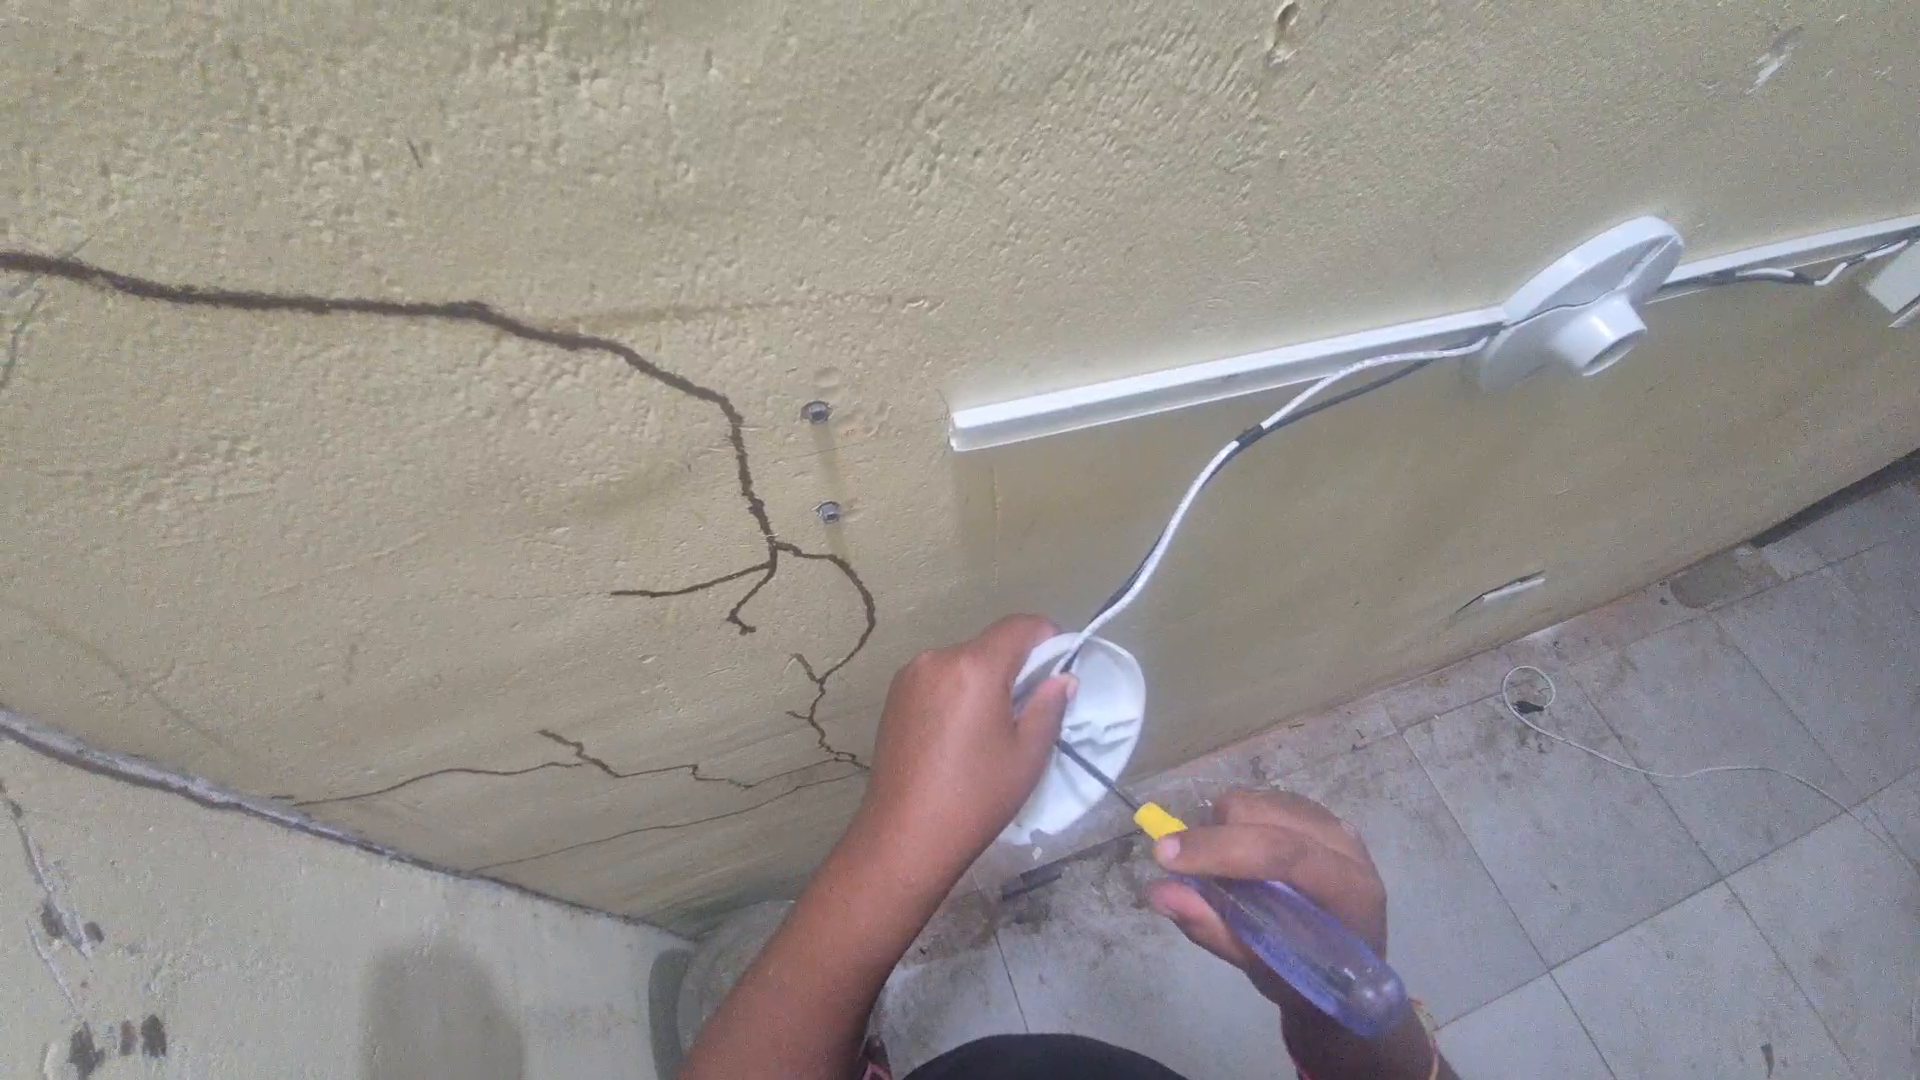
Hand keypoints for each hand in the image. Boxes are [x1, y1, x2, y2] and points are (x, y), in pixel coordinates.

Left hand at [854, 615, 1076, 876]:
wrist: (905, 836)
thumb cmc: (975, 797)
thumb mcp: (1027, 755)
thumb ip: (1048, 706)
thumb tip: (1062, 678)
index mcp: (974, 667)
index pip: (1021, 625)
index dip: (1049, 638)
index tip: (1061, 667)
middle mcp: (938, 658)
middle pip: (990, 644)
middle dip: (1017, 665)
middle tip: (1030, 706)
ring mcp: (911, 675)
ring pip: (963, 661)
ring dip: (984, 679)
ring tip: (991, 726)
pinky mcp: (894, 695)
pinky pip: (939, 677)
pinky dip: (957, 690)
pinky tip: (959, 733)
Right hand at [1145, 790, 1387, 1009]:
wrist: (1344, 971)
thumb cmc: (1304, 976)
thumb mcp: (1258, 967)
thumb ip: (1210, 926)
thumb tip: (1156, 892)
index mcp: (1348, 889)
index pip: (1282, 852)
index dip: (1219, 849)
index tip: (1165, 857)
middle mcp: (1343, 842)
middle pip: (1258, 814)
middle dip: (1211, 838)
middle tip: (1190, 871)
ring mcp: (1327, 820)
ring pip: (1251, 800)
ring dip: (1220, 829)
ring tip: (1222, 868)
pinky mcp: (1309, 811)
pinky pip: (1254, 799)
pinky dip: (1231, 823)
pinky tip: (1239, 853)